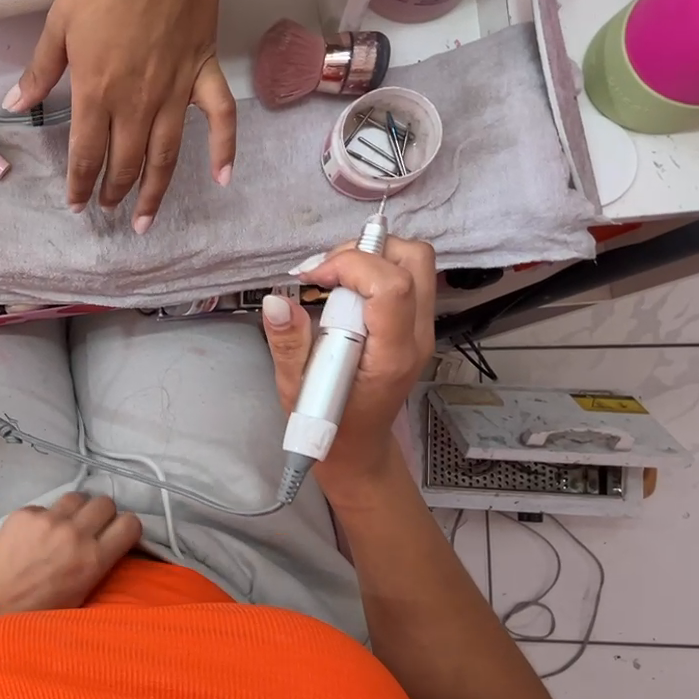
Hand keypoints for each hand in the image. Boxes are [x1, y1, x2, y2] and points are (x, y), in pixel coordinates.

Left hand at [0, 493, 143, 615]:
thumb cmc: (40, 608)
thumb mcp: (82, 593)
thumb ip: (99, 563)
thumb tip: (110, 542)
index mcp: (94, 559)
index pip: (130, 523)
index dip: (125, 527)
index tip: (116, 533)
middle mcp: (75, 533)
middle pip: (105, 502)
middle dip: (101, 514)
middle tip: (90, 528)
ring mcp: (48, 519)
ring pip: (77, 497)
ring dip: (75, 509)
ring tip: (65, 525)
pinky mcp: (25, 512)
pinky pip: (46, 505)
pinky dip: (45, 516)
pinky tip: (35, 533)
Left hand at [6, 0, 237, 232]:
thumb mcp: (60, 21)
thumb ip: (40, 71)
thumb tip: (14, 105)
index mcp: (97, 91)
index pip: (86, 155)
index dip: (79, 185)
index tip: (75, 205)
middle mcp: (136, 100)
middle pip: (125, 163)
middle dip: (112, 192)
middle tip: (105, 207)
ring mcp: (175, 88)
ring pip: (166, 155)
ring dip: (154, 192)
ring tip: (143, 220)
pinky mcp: (205, 69)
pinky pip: (219, 117)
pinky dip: (224, 148)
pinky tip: (223, 178)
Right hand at [260, 237, 436, 492]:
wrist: (357, 447)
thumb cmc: (325, 424)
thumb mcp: (294, 389)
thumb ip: (288, 343)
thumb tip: (276, 299)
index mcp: (390, 355)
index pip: (391, 286)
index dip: (350, 266)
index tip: (311, 277)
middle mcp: (417, 337)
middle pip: (416, 260)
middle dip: (367, 251)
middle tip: (327, 271)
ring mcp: (422, 330)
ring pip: (416, 264)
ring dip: (372, 258)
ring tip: (333, 279)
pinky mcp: (415, 326)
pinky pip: (408, 279)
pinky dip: (375, 271)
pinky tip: (343, 293)